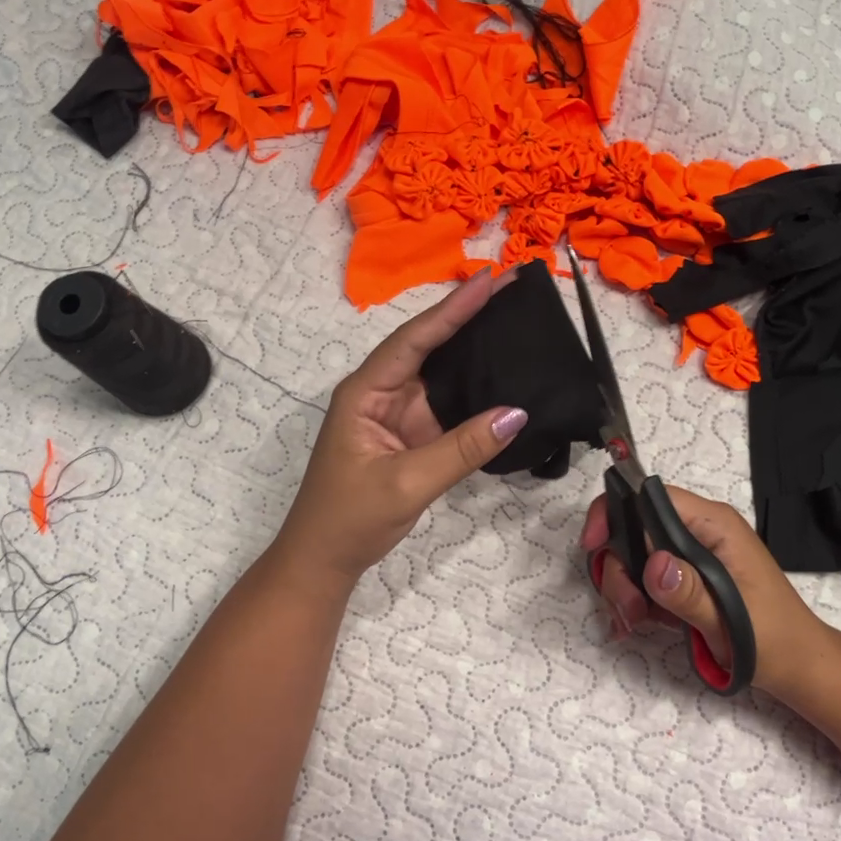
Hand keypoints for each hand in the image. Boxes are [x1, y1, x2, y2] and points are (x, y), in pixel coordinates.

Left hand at [272, 272, 527, 580]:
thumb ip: (461, 450)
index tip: (488, 280)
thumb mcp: (405, 484)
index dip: (452, 310)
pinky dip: (476, 391)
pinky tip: (505, 375)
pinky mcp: (413, 437)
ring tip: (515, 318)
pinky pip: (449, 406)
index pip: (413, 341)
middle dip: (467, 317)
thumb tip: (516, 414)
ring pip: (441, 374)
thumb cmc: (349, 519)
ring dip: (475, 351)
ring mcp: (399, 415)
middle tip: (511, 286)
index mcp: (365, 392)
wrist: (323, 560)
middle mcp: (382, 393)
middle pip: (429, 346)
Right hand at [581, 485, 834, 693]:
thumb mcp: (731, 621)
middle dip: (617, 567)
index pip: (651, 498)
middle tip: (627, 609)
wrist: (800, 669)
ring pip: (632, 556)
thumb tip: (653, 563)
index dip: (615, 513)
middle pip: (633, 529)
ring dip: (621, 588)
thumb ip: (690, 593)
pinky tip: (633, 625)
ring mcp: (689, 556)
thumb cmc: (775, 641)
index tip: (594, 546)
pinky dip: (631, 600)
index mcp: (713, 526)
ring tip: (631, 623)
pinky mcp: (683, 579)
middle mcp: (697, 533)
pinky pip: (642, 579)